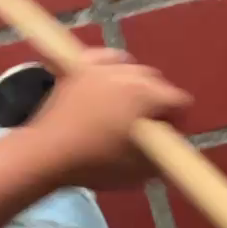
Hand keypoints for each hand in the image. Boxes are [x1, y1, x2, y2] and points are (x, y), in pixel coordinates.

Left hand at [23, 50, 190, 189]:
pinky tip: (109, 78)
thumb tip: (172, 151)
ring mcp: (102, 67)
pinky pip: (104, 56)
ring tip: (127, 107)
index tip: (168, 139)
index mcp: (147, 97)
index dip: (178, 121)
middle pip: (157, 82)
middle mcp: (128, 75)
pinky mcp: (80, 67)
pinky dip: (111, 65)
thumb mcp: (139, 171)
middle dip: (158, 102)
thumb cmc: (95, 164)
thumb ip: (165, 158)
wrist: (48, 152)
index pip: (179, 101)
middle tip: (147, 127)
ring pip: (132, 67)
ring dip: (136, 85)